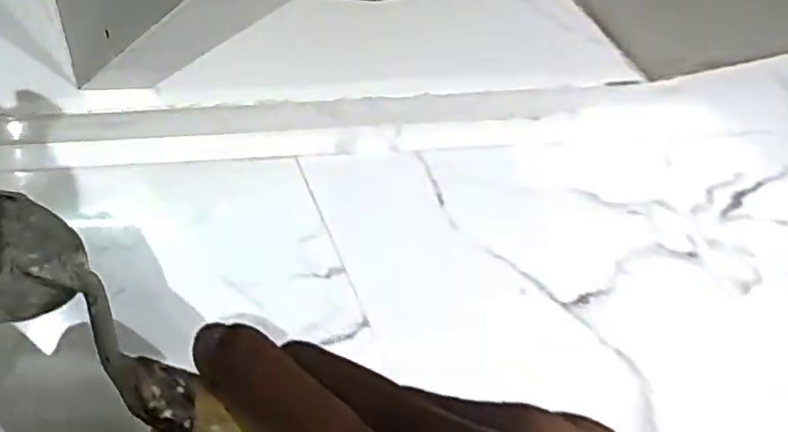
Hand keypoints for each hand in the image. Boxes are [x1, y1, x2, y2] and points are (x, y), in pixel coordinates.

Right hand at [194, 324, 615, 431]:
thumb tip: (241, 422)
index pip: (262, 366)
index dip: (222, 365)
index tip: (212, 376)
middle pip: (314, 363)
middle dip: (294, 401)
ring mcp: (532, 430)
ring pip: (383, 386)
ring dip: (369, 425)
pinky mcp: (576, 429)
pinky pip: (456, 409)